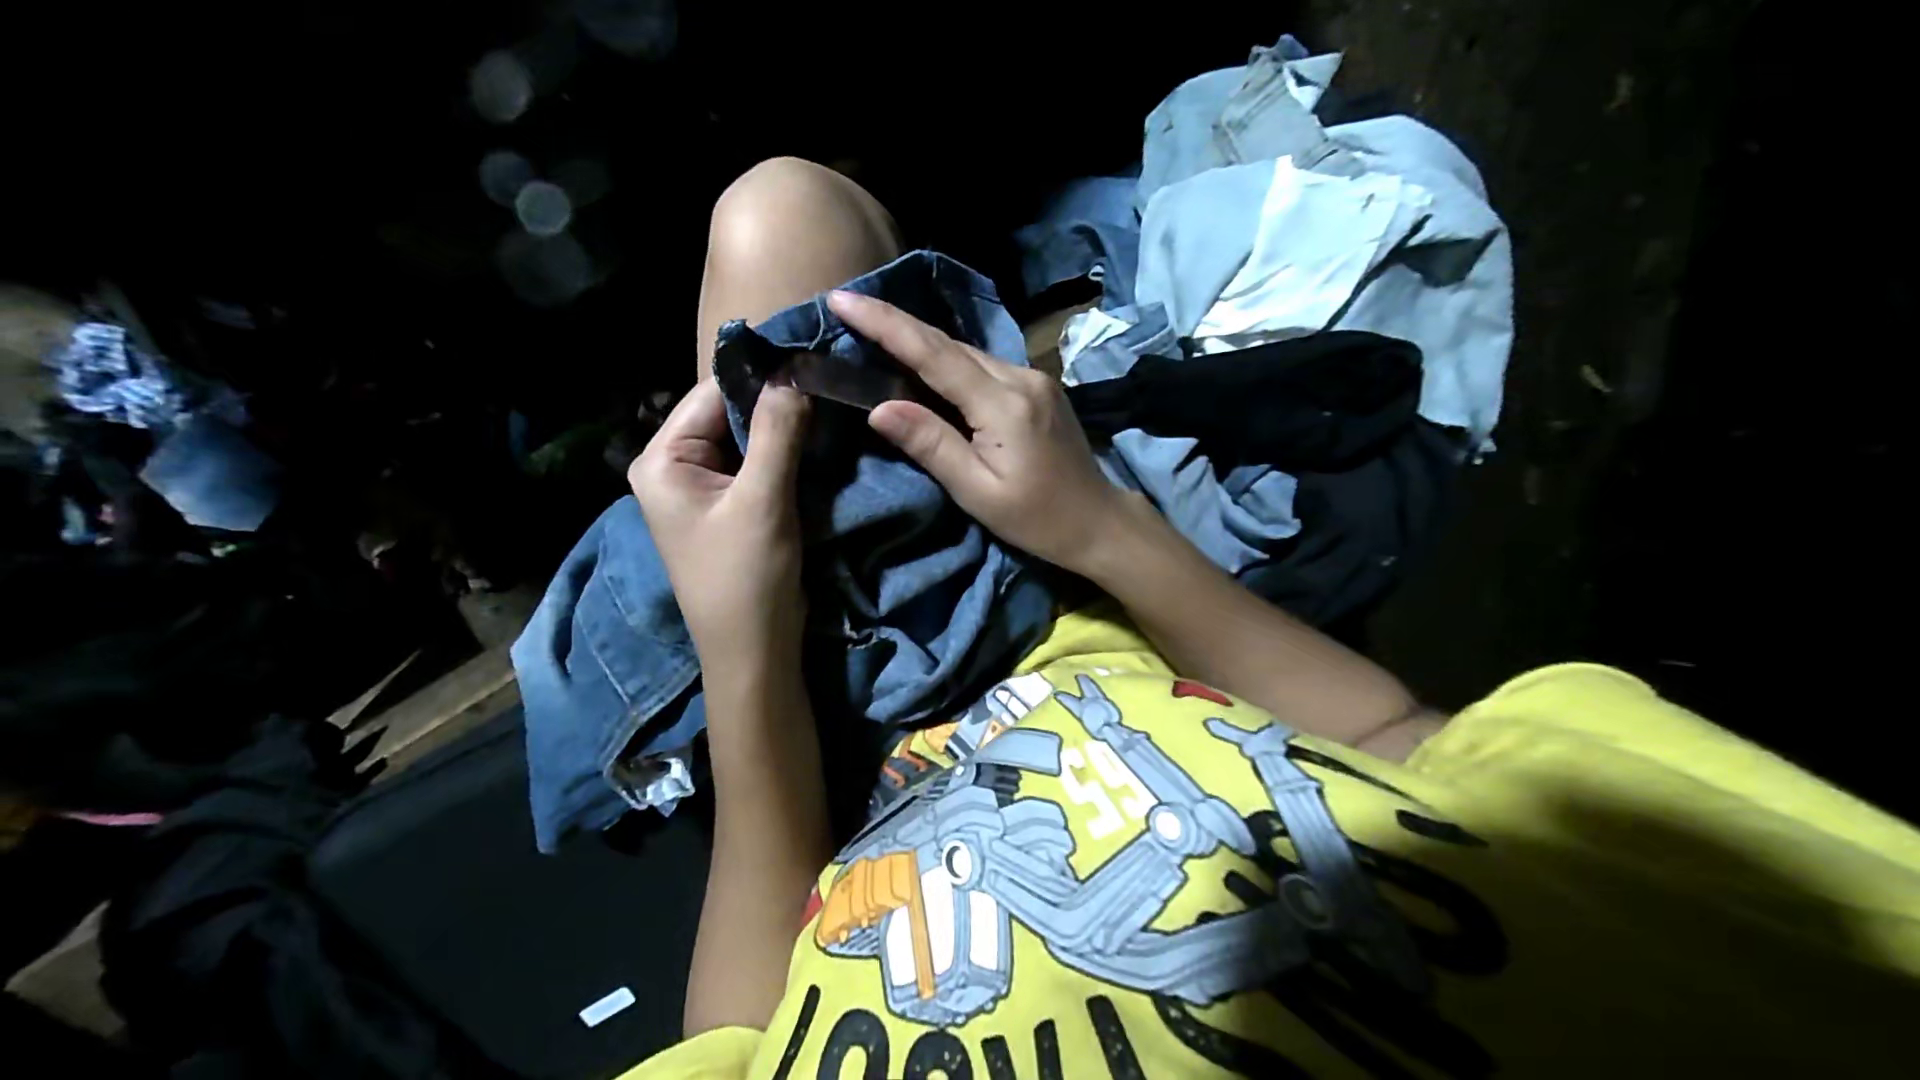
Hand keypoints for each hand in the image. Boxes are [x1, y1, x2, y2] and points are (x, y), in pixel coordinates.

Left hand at [628, 379, 810, 672]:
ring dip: (784, 430)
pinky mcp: (730, 506)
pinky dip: (785, 455)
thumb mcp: (762, 501)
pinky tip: (816, 444)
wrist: (755, 650)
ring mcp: (704, 488)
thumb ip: (777, 433)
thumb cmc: (747, 578)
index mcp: (662, 460)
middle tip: (826, 384)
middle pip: (728, 414)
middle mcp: (675, 467)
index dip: (759, 376)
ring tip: (828, 408)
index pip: (711, 394)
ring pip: (748, 439)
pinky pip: (757, 465)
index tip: (810, 359)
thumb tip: (794, 373)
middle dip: (775, 404)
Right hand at [827, 290, 1129, 573]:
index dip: (886, 324)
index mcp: (1004, 404)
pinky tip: (928, 365)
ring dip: (924, 343)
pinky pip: (985, 365)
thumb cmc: (1036, 518)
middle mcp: (1021, 377)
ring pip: (968, 352)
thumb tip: (879, 407)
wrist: (1098, 522)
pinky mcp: (1039, 387)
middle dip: (898, 325)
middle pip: (950, 344)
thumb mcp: (977, 491)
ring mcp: (1035, 378)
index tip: (844, 299)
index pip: (935, 354)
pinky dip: (951, 361)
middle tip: (850, 310)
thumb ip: (931, 445)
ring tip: (877, 332)